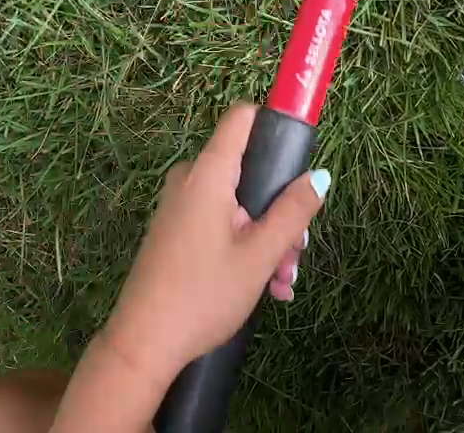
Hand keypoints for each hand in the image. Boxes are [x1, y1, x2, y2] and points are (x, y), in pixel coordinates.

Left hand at [94, 104, 328, 378]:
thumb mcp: (259, 255)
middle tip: (297, 252)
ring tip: (283, 282)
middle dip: (280, 208)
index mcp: (208, 172)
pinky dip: (245, 245)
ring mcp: (180, 205)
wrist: (142, 346)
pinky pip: (220, 221)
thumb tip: (320, 175)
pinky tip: (266, 287)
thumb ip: (293, 212)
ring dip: (267, 236)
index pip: (241, 117)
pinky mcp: (176, 229)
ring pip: (238, 203)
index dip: (273, 124)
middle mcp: (191, 179)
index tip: (299, 153)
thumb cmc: (203, 294)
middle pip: (248, 170)